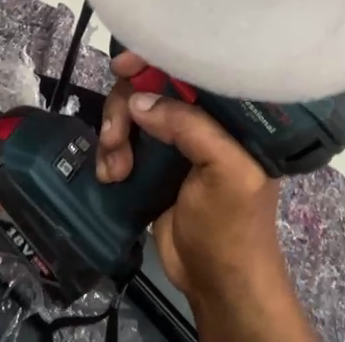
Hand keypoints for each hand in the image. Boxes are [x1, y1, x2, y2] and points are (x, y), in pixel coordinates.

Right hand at [96, 52, 285, 309]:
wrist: (215, 283)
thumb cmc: (233, 227)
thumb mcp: (226, 172)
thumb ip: (190, 128)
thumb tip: (138, 102)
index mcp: (231, 115)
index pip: (192, 69)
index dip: (157, 60)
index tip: (125, 66)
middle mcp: (203, 119)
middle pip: (152, 86)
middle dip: (127, 106)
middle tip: (115, 133)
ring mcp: (175, 140)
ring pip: (131, 110)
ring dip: (115, 133)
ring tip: (116, 165)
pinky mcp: (152, 160)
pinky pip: (122, 137)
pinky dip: (111, 151)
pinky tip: (113, 174)